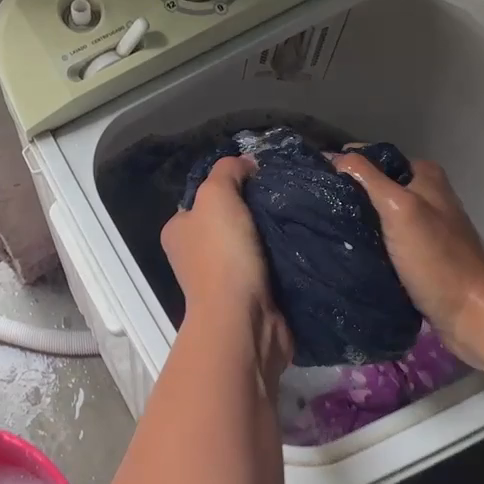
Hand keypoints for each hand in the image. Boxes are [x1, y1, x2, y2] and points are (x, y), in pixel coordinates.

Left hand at [161, 156, 292, 377]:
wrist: (244, 321)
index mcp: (178, 231)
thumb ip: (227, 172)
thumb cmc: (221, 253)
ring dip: (274, 238)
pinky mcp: (253, 300)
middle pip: (230, 222)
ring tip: (301, 220)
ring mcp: (223, 281)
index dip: (229, 186)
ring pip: (253, 247)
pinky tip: (305, 248)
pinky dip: (286, 262)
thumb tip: (245, 163)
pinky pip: (271, 271)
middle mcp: (195, 255)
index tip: (261, 180)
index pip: (203, 199)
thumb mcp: (216, 195)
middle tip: (286, 200)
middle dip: (255, 213)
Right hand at [331, 151, 483, 367]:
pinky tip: (347, 246)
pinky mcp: (420, 254)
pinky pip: (384, 237)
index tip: (317, 177)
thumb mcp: (399, 208)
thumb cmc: (436, 257)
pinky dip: (368, 239)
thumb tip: (332, 155)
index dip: (345, 163)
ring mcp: (424, 226)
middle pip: (375, 183)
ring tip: (325, 224)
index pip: (373, 157)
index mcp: (425, 176)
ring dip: (356, 217)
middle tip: (317, 202)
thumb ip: (367, 177)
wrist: (473, 316)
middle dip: (348, 191)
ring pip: (378, 211)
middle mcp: (427, 195)